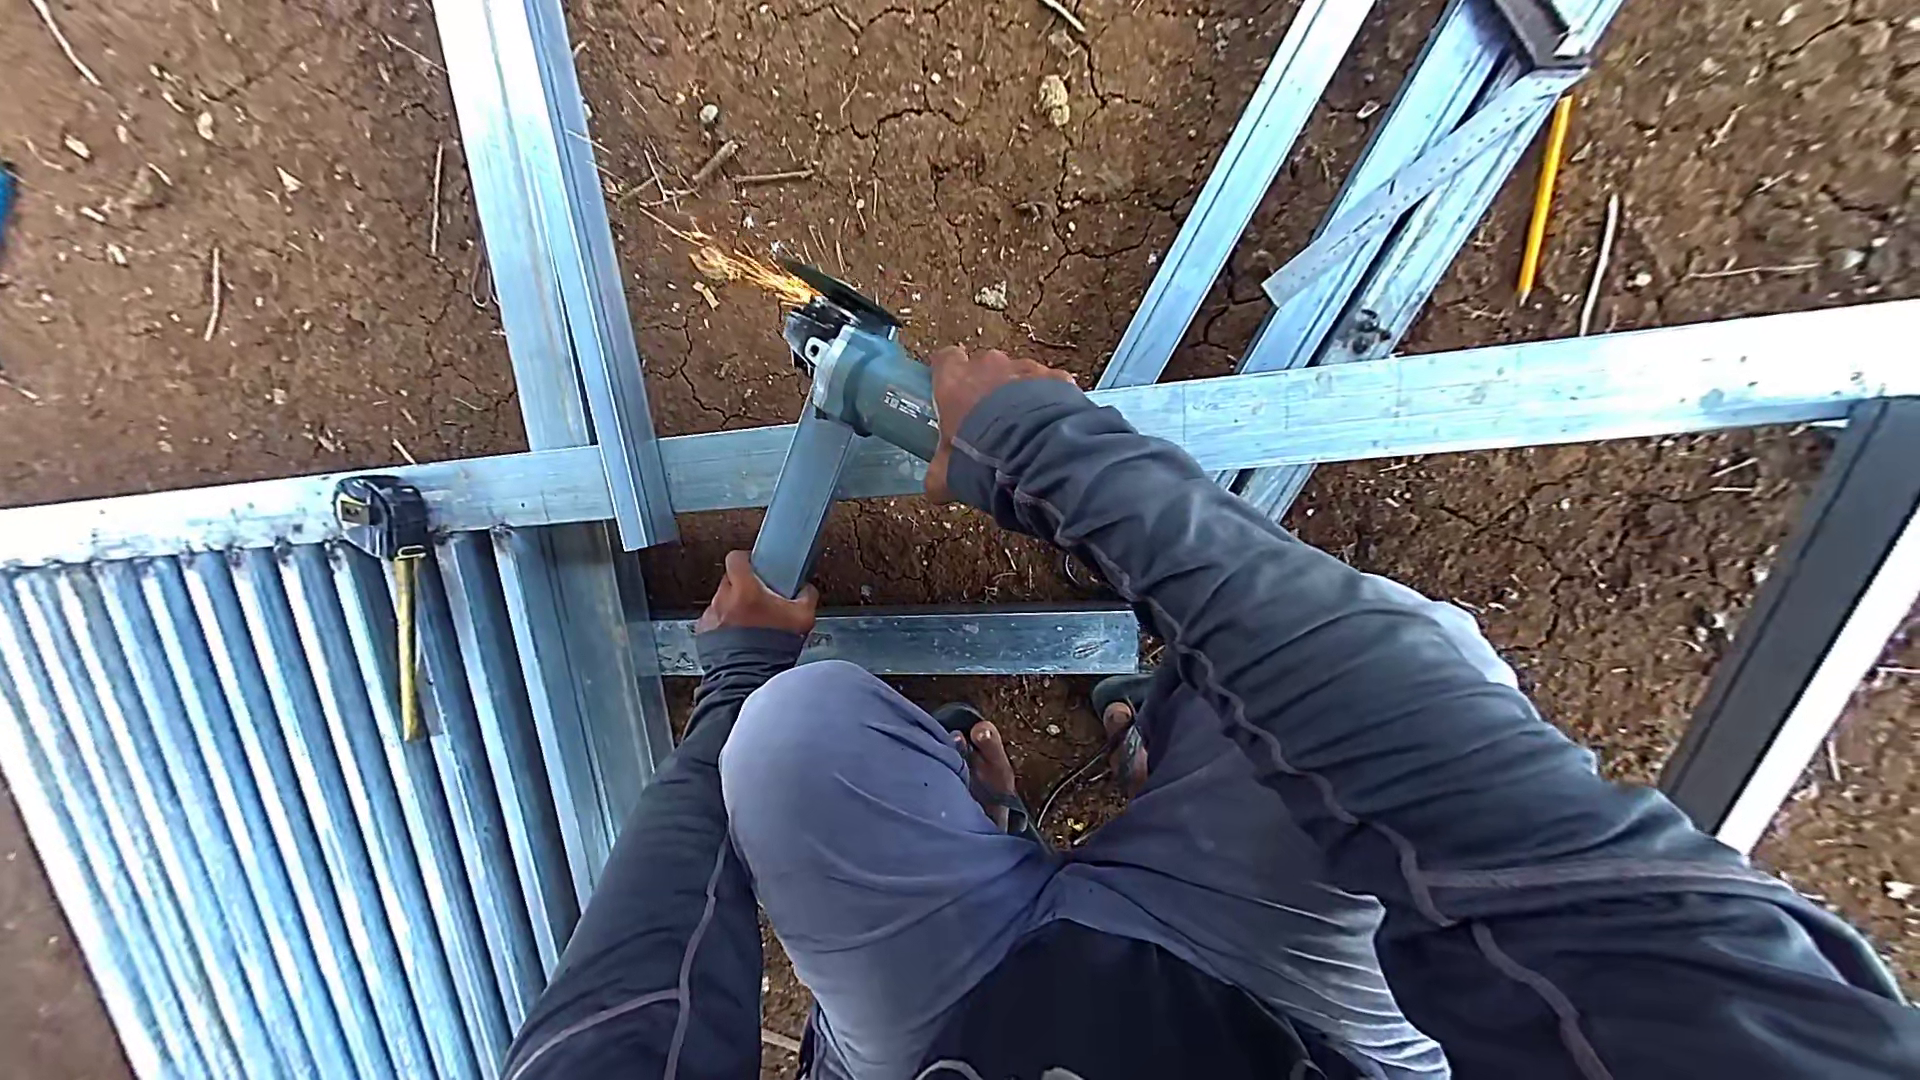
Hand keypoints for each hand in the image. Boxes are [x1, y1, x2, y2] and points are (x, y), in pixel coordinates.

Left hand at [694, 551, 818, 635]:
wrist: (749, 677)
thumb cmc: (773, 647)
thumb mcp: (802, 618)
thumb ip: (806, 596)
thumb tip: (805, 589)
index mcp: (745, 589)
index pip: (736, 558)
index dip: (746, 559)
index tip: (754, 565)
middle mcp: (723, 599)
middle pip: (730, 580)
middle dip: (742, 586)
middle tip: (757, 597)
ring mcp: (711, 617)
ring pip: (721, 601)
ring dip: (732, 607)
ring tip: (749, 622)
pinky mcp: (704, 634)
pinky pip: (713, 621)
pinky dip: (724, 625)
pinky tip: (739, 637)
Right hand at [924, 346, 1075, 501]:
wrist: (1034, 453)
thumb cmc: (979, 457)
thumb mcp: (947, 474)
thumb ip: (938, 475)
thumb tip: (934, 489)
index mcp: (955, 381)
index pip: (945, 359)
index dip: (948, 373)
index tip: (952, 392)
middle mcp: (989, 365)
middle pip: (985, 366)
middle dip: (987, 386)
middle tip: (990, 419)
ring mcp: (1025, 368)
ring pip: (1019, 374)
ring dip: (1020, 393)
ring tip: (1025, 426)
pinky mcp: (1057, 378)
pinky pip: (1051, 384)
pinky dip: (1050, 400)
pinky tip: (1049, 425)